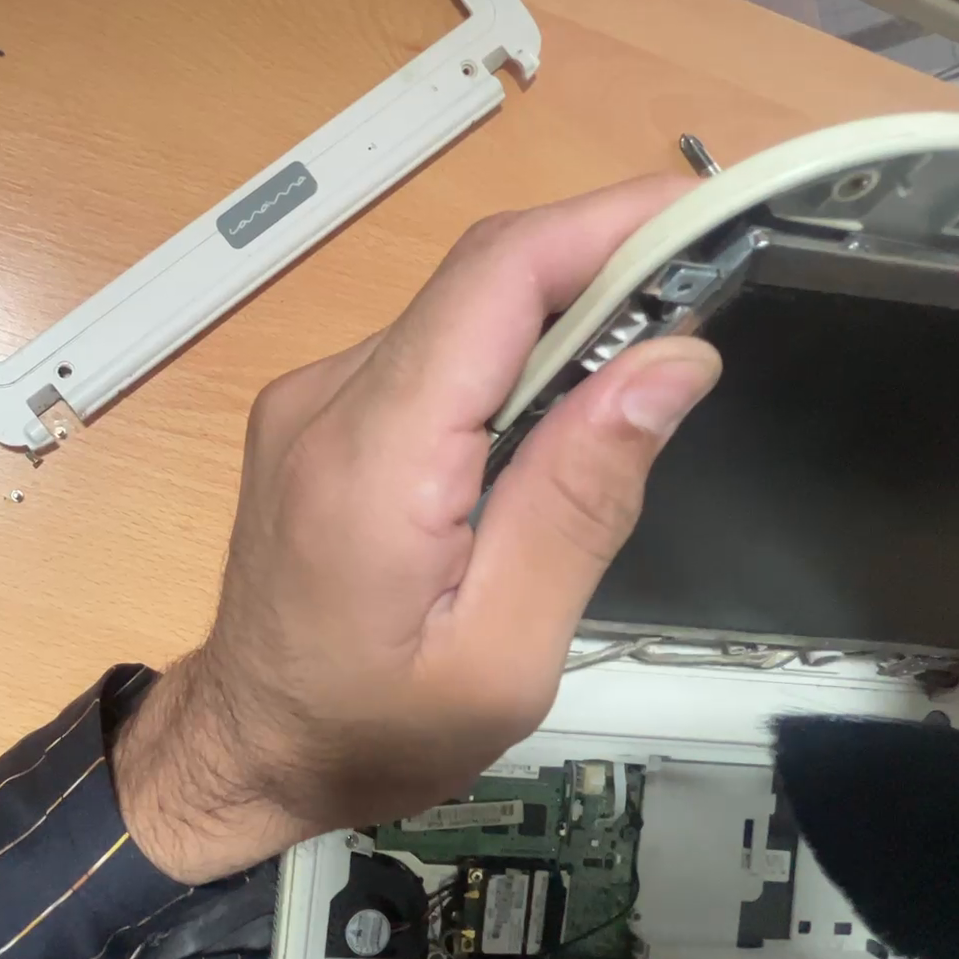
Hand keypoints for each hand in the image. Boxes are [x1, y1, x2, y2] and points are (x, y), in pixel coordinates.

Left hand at [112, 176, 722, 883]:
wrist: (249, 738)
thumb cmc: (370, 727)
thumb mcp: (501, 653)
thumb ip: (577, 502)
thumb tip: (668, 363)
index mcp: (371, 456)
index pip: (491, 279)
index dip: (607, 226)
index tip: (709, 219)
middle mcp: (321, 402)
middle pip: (471, 287)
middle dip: (592, 274)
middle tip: (697, 306)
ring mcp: (301, 405)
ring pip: (446, 319)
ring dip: (543, 326)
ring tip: (626, 379)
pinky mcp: (301, 422)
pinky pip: (412, 360)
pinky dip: (487, 366)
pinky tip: (529, 425)